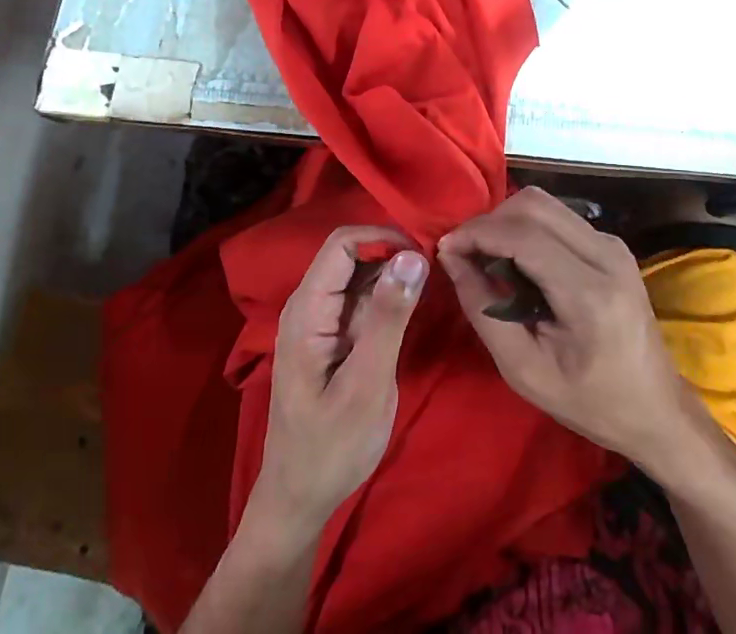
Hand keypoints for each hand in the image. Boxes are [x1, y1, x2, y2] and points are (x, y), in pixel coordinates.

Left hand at [251, 226, 427, 530]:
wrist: (300, 497)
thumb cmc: (332, 447)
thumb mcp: (367, 383)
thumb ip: (388, 316)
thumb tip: (413, 256)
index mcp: (307, 311)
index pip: (342, 244)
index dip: (384, 238)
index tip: (425, 256)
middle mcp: (308, 307)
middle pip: (349, 255)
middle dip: (392, 254)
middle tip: (435, 275)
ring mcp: (318, 323)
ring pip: (357, 276)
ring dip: (392, 274)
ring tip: (429, 291)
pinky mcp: (331, 338)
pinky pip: (359, 301)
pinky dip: (386, 297)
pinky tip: (411, 310)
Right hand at [437, 188, 699, 465]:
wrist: (655, 408)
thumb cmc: (589, 402)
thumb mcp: (524, 369)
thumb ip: (483, 310)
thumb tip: (452, 258)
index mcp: (589, 294)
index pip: (524, 235)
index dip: (477, 233)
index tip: (446, 248)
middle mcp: (607, 255)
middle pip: (535, 205)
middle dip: (490, 221)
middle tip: (464, 253)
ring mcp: (614, 246)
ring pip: (547, 204)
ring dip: (508, 221)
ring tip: (485, 256)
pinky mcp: (613, 246)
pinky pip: (561, 218)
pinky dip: (528, 228)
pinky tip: (515, 260)